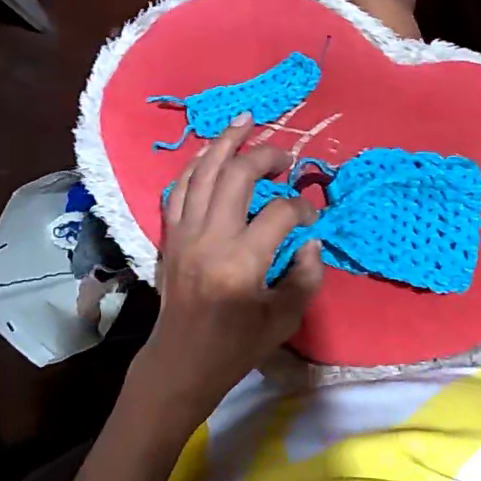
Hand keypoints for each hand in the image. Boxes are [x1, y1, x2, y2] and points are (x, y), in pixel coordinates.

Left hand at [130, 116, 323, 422]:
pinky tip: (209, 151)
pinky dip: (195, 165)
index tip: (311, 217)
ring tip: (246, 120)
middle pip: (236, 176)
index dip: (302, 207)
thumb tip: (310, 239)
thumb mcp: (284, 319)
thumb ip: (306, 276)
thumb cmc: (236, 345)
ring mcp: (184, 234)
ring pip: (202, 172)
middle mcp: (209, 239)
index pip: (279, 213)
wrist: (181, 360)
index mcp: (241, 263)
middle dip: (264, 157)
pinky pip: (179, 188)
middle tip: (285, 157)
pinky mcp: (170, 235)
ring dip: (225, 142)